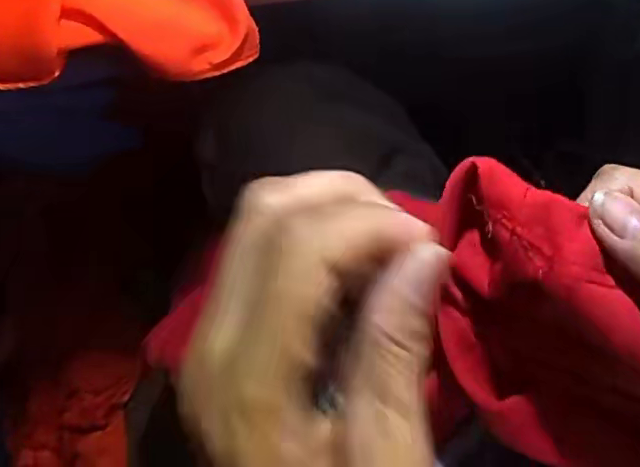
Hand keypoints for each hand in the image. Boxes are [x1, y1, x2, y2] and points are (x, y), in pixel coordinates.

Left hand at [180, 171, 450, 466]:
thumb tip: (427, 252)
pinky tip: (358, 261)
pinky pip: (264, 234)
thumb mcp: (386, 462)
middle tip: (410, 240)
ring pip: (264, 209)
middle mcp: (211, 340)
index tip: (431, 245)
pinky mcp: (222, 323)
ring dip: (336, 204)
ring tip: (388, 245)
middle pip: (271, 208)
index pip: (298, 247)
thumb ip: (398, 358)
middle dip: (354, 200)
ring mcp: (208, 328)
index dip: (372, 223)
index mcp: (248, 383)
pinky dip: (320, 223)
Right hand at [582, 166, 639, 466]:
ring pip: (616, 275)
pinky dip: (606, 333)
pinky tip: (589, 352)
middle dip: (584, 257)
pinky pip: (628, 322)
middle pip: (617, 227)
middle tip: (556, 306)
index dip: (590, 213)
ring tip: (563, 331)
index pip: (628, 187)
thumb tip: (599, 202)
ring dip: (591, 298)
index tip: (564, 265)